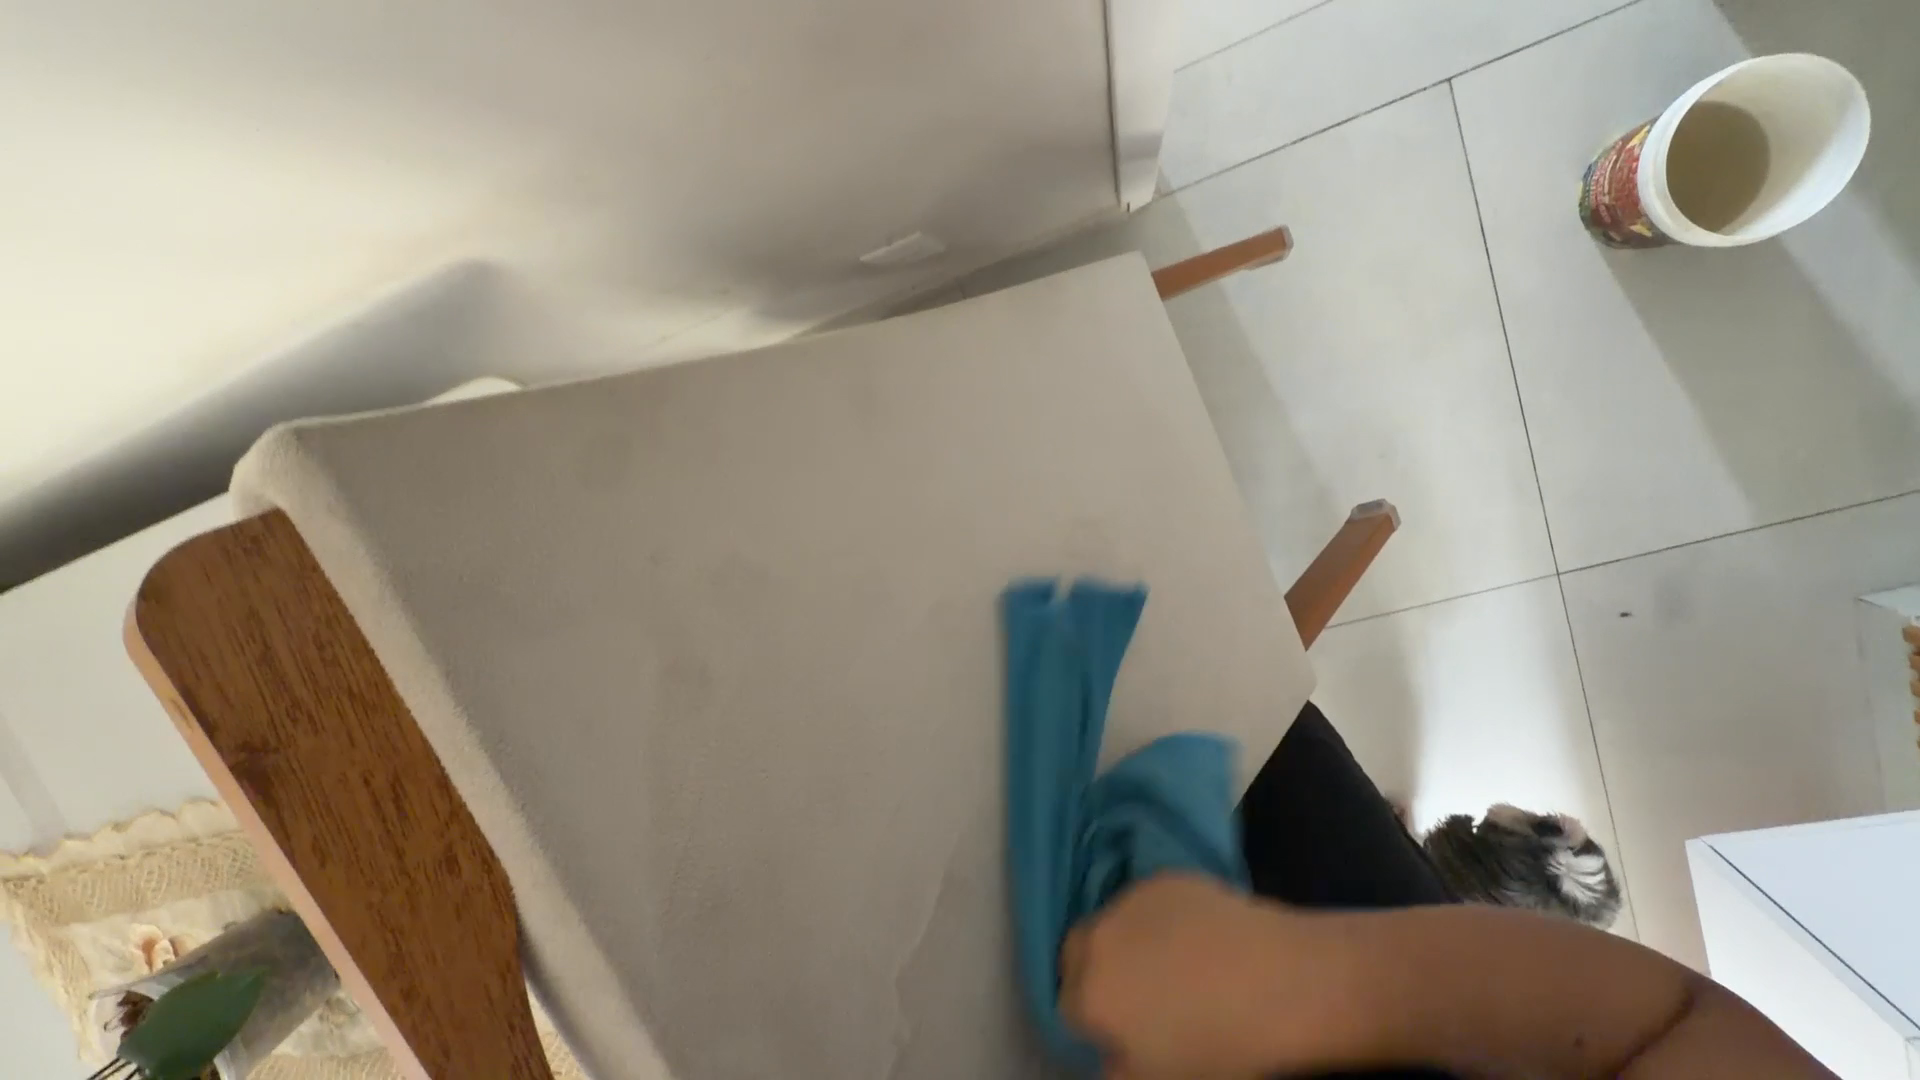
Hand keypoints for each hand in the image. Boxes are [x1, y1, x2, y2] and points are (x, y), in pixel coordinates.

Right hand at [1058, 874, 1295, 1079]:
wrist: (1282, 980)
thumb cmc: (1223, 1045)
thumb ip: (1119, 1068)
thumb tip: (1111, 1052)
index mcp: (1092, 995)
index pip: (1067, 1006)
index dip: (1093, 1021)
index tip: (1122, 1031)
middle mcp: (1099, 938)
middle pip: (1077, 952)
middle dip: (1096, 970)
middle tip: (1136, 994)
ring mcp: (1131, 901)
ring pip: (1112, 923)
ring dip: (1126, 941)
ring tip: (1174, 964)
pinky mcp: (1163, 879)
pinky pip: (1147, 904)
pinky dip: (1160, 920)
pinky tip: (1199, 940)